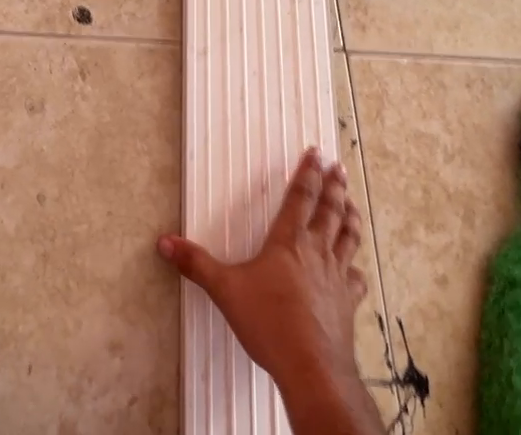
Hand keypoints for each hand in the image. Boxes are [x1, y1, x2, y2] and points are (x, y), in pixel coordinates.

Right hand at [157, 148, 385, 434]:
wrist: (311, 367)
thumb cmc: (269, 323)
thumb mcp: (224, 290)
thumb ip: (196, 264)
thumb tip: (165, 242)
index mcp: (289, 242)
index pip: (300, 197)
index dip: (308, 172)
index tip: (317, 153)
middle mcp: (317, 252)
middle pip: (330, 211)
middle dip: (334, 187)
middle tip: (339, 168)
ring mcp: (336, 277)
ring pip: (348, 237)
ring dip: (351, 217)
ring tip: (353, 203)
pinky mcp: (347, 302)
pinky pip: (355, 278)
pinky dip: (356, 268)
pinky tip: (355, 269)